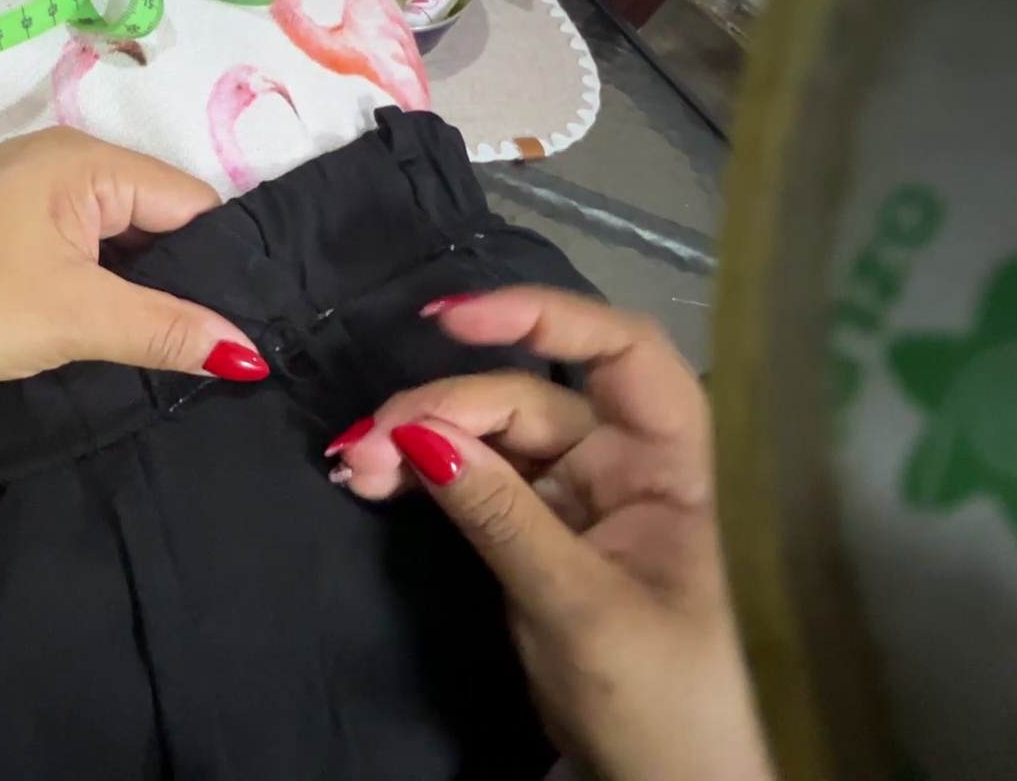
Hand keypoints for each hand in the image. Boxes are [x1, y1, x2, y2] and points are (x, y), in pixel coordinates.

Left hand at [0, 126, 267, 403]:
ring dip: (141, 286)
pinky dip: (101, 284)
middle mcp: (57, 160)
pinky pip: (78, 248)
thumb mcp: (74, 317)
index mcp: (82, 158)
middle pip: (154, 214)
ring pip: (116, 236)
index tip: (248, 322)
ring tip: (174, 341)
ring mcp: (24, 193)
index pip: (188, 201)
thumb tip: (249, 355)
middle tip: (217, 342)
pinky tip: (113, 326)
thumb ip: (166, 329)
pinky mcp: (2, 229)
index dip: (221, 262)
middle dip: (182, 276)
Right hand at [329, 288, 772, 780]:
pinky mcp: (513, 514)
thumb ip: (499, 514)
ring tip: (355, 466)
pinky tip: (369, 476)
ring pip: (476, 430)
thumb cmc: (658, 701)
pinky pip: (455, 470)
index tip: (453, 320)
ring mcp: (557, 485)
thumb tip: (418, 433)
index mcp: (660, 466)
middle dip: (439, 410)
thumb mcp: (578, 607)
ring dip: (409, 439)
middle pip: (517, 396)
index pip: (621, 353)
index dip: (544, 315)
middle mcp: (608, 458)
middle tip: (369, 446)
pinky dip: (409, 468)